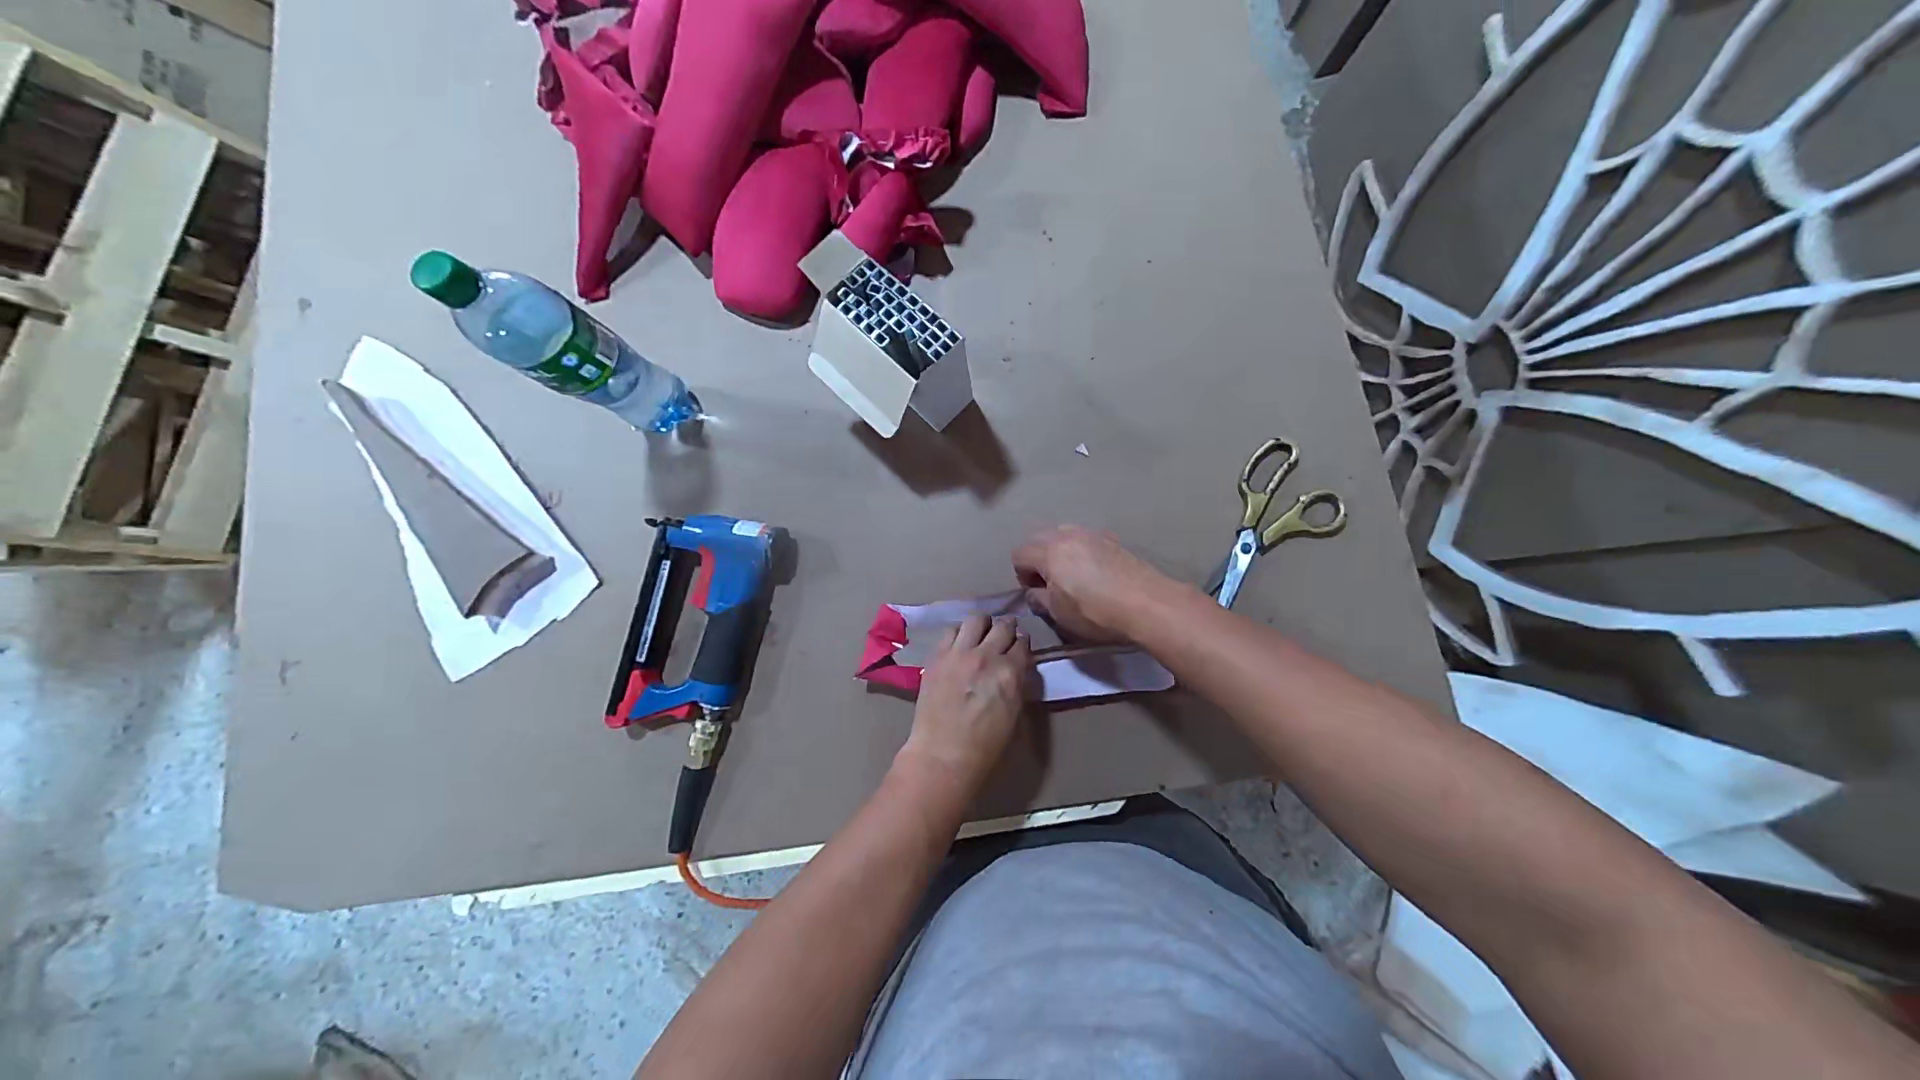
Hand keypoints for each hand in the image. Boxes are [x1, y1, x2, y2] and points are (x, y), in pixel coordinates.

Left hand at [899, 613, 1032, 790]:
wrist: (943, 754)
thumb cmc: (985, 745)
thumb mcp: (1015, 713)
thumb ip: (1017, 684)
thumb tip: (1015, 669)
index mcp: (1010, 672)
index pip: (1022, 644)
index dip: (1022, 644)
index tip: (1020, 647)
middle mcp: (986, 655)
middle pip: (1002, 626)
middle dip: (1007, 629)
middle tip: (1004, 636)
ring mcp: (959, 653)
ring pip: (976, 619)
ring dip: (983, 625)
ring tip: (981, 633)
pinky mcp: (937, 656)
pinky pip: (950, 631)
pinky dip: (959, 633)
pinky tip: (959, 643)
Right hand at [1013, 526, 1179, 643]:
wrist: (1147, 604)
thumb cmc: (1096, 612)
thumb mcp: (1060, 614)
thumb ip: (1039, 599)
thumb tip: (1034, 592)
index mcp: (1049, 552)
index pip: (1019, 554)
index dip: (1021, 574)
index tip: (1036, 592)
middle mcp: (1068, 536)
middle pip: (1039, 539)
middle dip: (1038, 559)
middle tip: (1050, 583)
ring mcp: (1093, 534)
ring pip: (1063, 535)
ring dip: (1060, 552)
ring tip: (1073, 576)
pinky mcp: (1113, 540)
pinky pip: (1086, 540)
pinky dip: (1081, 551)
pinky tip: (1095, 573)